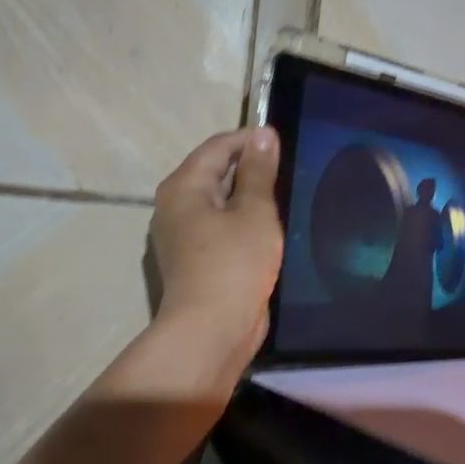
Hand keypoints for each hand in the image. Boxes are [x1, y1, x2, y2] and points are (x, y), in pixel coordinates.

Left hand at [150, 128, 283, 366]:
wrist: (212, 329)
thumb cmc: (235, 263)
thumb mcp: (255, 211)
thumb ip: (259, 171)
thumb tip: (262, 134)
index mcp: (183, 186)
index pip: (217, 146)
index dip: (250, 139)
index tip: (285, 143)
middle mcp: (174, 205)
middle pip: (214, 172)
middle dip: (250, 168)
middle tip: (290, 171)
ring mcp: (182, 235)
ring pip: (219, 202)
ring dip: (249, 198)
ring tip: (284, 197)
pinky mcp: (195, 259)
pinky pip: (221, 228)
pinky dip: (243, 222)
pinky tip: (269, 229)